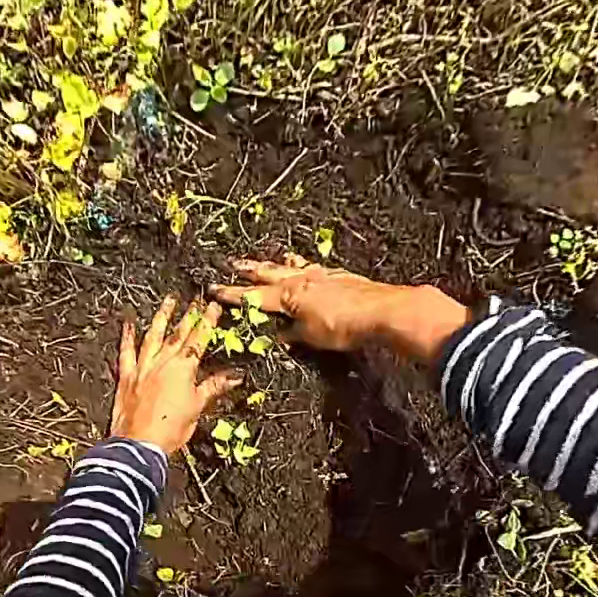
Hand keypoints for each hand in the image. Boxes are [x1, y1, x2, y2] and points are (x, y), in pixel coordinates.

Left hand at [110, 296, 243, 453]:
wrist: (140, 444)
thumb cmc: (172, 429)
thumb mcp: (197, 407)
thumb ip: (212, 387)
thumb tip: (234, 377)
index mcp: (184, 369)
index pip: (199, 340)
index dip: (207, 322)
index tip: (213, 306)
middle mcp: (163, 362)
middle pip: (178, 334)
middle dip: (189, 316)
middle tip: (195, 300)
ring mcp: (143, 367)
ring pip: (154, 336)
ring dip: (162, 317)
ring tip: (168, 301)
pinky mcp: (127, 376)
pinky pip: (127, 352)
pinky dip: (127, 336)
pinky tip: (129, 323)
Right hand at [210, 254, 471, 361]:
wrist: (383, 310)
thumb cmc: (344, 326)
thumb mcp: (311, 336)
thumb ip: (292, 334)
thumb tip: (278, 335)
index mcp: (288, 296)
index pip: (253, 296)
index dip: (232, 294)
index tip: (214, 290)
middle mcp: (300, 280)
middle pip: (268, 273)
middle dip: (248, 270)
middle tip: (232, 264)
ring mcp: (320, 275)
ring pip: (290, 266)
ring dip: (274, 264)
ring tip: (263, 260)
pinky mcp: (337, 275)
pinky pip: (311, 267)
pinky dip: (301, 266)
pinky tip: (303, 266)